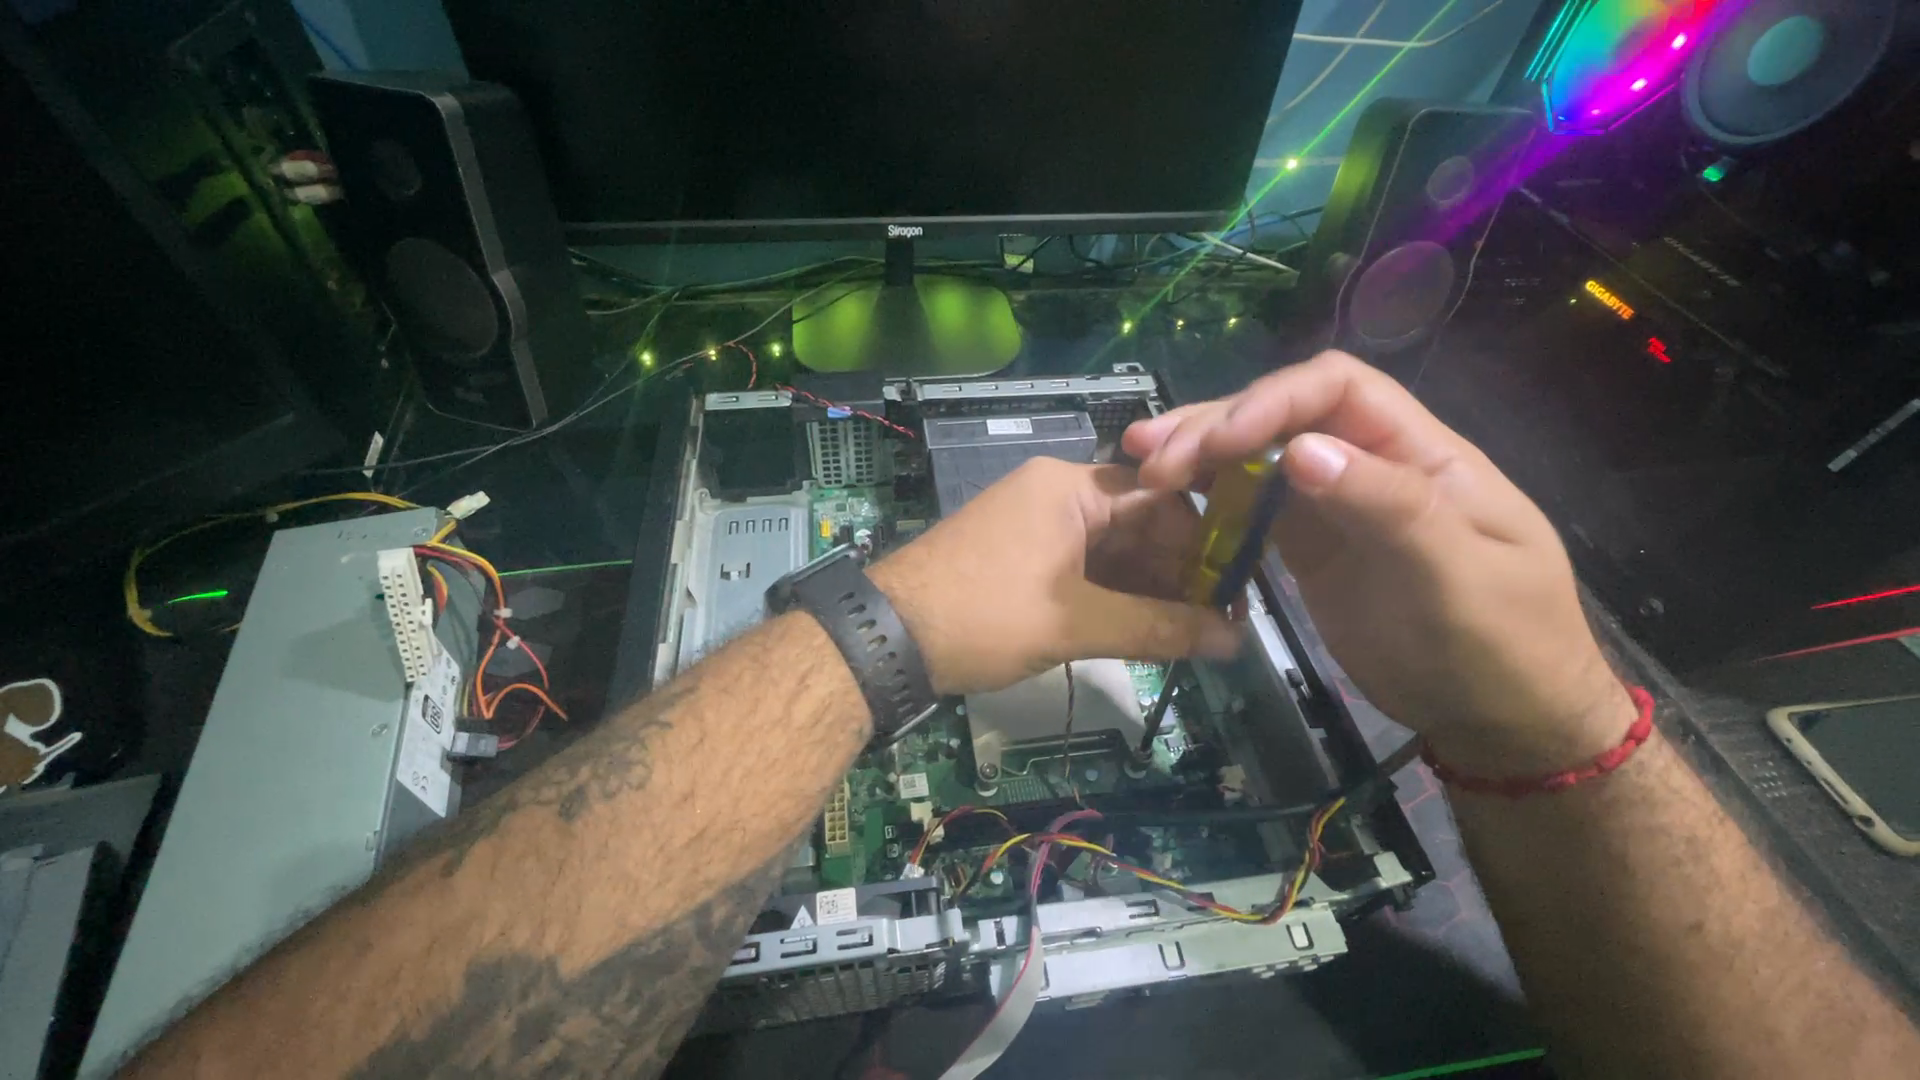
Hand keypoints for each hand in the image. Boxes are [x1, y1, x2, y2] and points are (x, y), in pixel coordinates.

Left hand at [870, 458, 1240, 695]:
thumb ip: (1159, 628)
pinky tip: (1140, 630)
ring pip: (1110, 549)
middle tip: (1214, 625)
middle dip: (1176, 573)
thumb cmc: (986, 617)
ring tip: (1186, 636)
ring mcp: (1033, 523)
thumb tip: (1235, 642)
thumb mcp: (1077, 624)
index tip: (1233, 590)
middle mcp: (1053, 492)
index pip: (1160, 497)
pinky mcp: (1019, 554)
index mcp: (1069, 486)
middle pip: (1136, 524)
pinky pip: (1081, 565)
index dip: (1202, 543)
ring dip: (1147, 589)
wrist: (887, 637)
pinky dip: (1111, 595)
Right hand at [1122, 351, 1634, 777]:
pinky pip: (1251, 506)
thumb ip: (1388, 504)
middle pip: (1284, 416)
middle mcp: (1369, 462)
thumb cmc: (1498, 646)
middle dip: (1215, 428)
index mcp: (1420, 450)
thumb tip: (1300, 450)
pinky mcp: (1307, 544)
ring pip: (1257, 457)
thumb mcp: (1458, 575)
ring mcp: (1333, 504)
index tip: (1218, 442)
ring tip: (1143, 469)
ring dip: (1200, 456)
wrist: (1497, 718)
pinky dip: (1209, 500)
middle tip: (1150, 461)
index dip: (1271, 401)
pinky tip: (1171, 505)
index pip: (1337, 389)